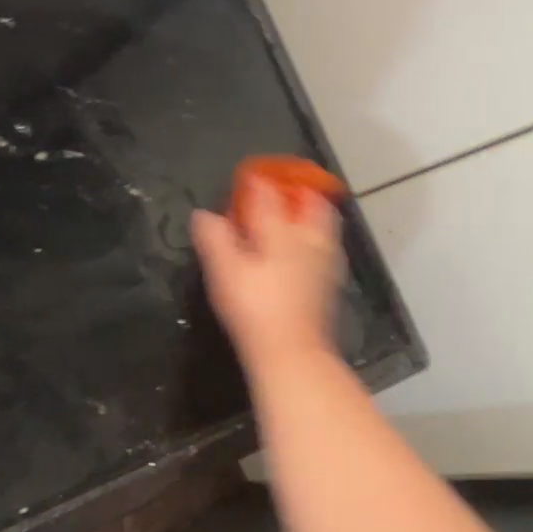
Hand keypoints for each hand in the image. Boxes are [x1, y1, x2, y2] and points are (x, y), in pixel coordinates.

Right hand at [192, 176, 343, 372]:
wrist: (292, 352)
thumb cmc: (254, 307)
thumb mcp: (223, 270)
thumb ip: (213, 237)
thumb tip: (203, 215)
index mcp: (280, 231)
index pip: (268, 193)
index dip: (255, 182)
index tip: (245, 178)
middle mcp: (307, 239)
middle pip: (311, 203)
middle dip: (296, 191)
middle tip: (281, 190)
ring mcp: (324, 261)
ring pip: (322, 224)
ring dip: (308, 214)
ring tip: (290, 217)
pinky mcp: (329, 282)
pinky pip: (324, 246)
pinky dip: (312, 239)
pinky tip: (298, 252)